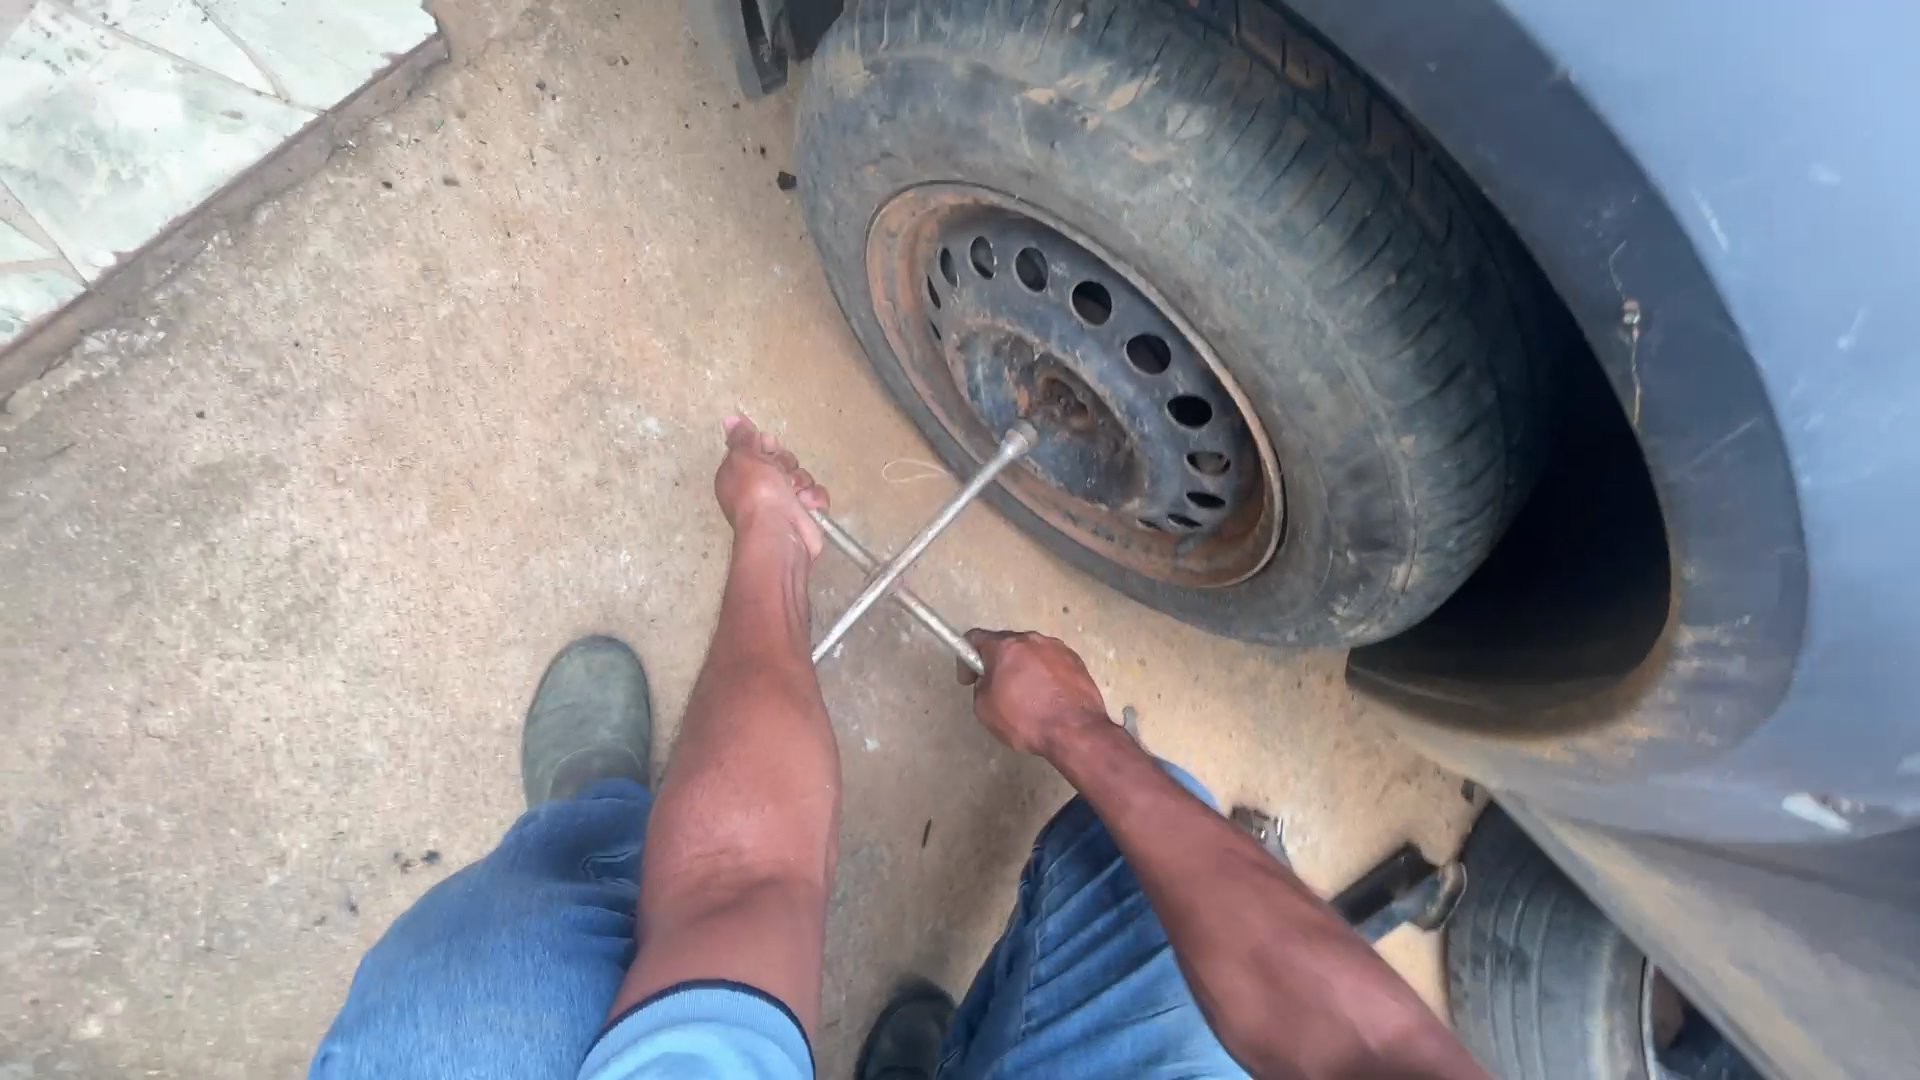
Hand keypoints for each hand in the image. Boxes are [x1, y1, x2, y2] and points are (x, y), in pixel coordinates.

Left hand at [715, 415, 828, 558]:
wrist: (780, 533)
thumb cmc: (758, 494)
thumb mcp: (744, 458)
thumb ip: (741, 438)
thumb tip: (731, 419)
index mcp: (739, 474)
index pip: (757, 448)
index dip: (766, 445)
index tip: (769, 447)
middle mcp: (760, 488)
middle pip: (782, 461)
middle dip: (786, 465)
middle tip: (781, 476)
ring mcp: (783, 503)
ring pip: (802, 477)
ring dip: (802, 483)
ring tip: (795, 495)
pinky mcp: (804, 515)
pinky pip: (816, 496)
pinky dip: (814, 500)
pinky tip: (807, 506)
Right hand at [959, 630, 1110, 756]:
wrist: (1075, 730)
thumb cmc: (1026, 719)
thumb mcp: (984, 709)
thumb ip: (980, 687)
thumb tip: (989, 682)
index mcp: (1005, 647)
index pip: (975, 638)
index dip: (965, 658)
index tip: (968, 678)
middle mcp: (1032, 640)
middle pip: (1006, 645)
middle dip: (998, 663)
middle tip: (997, 689)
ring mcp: (1058, 648)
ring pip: (1031, 653)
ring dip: (1024, 668)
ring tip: (1027, 696)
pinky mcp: (1077, 661)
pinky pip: (1052, 663)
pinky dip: (1045, 675)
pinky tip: (1048, 697)